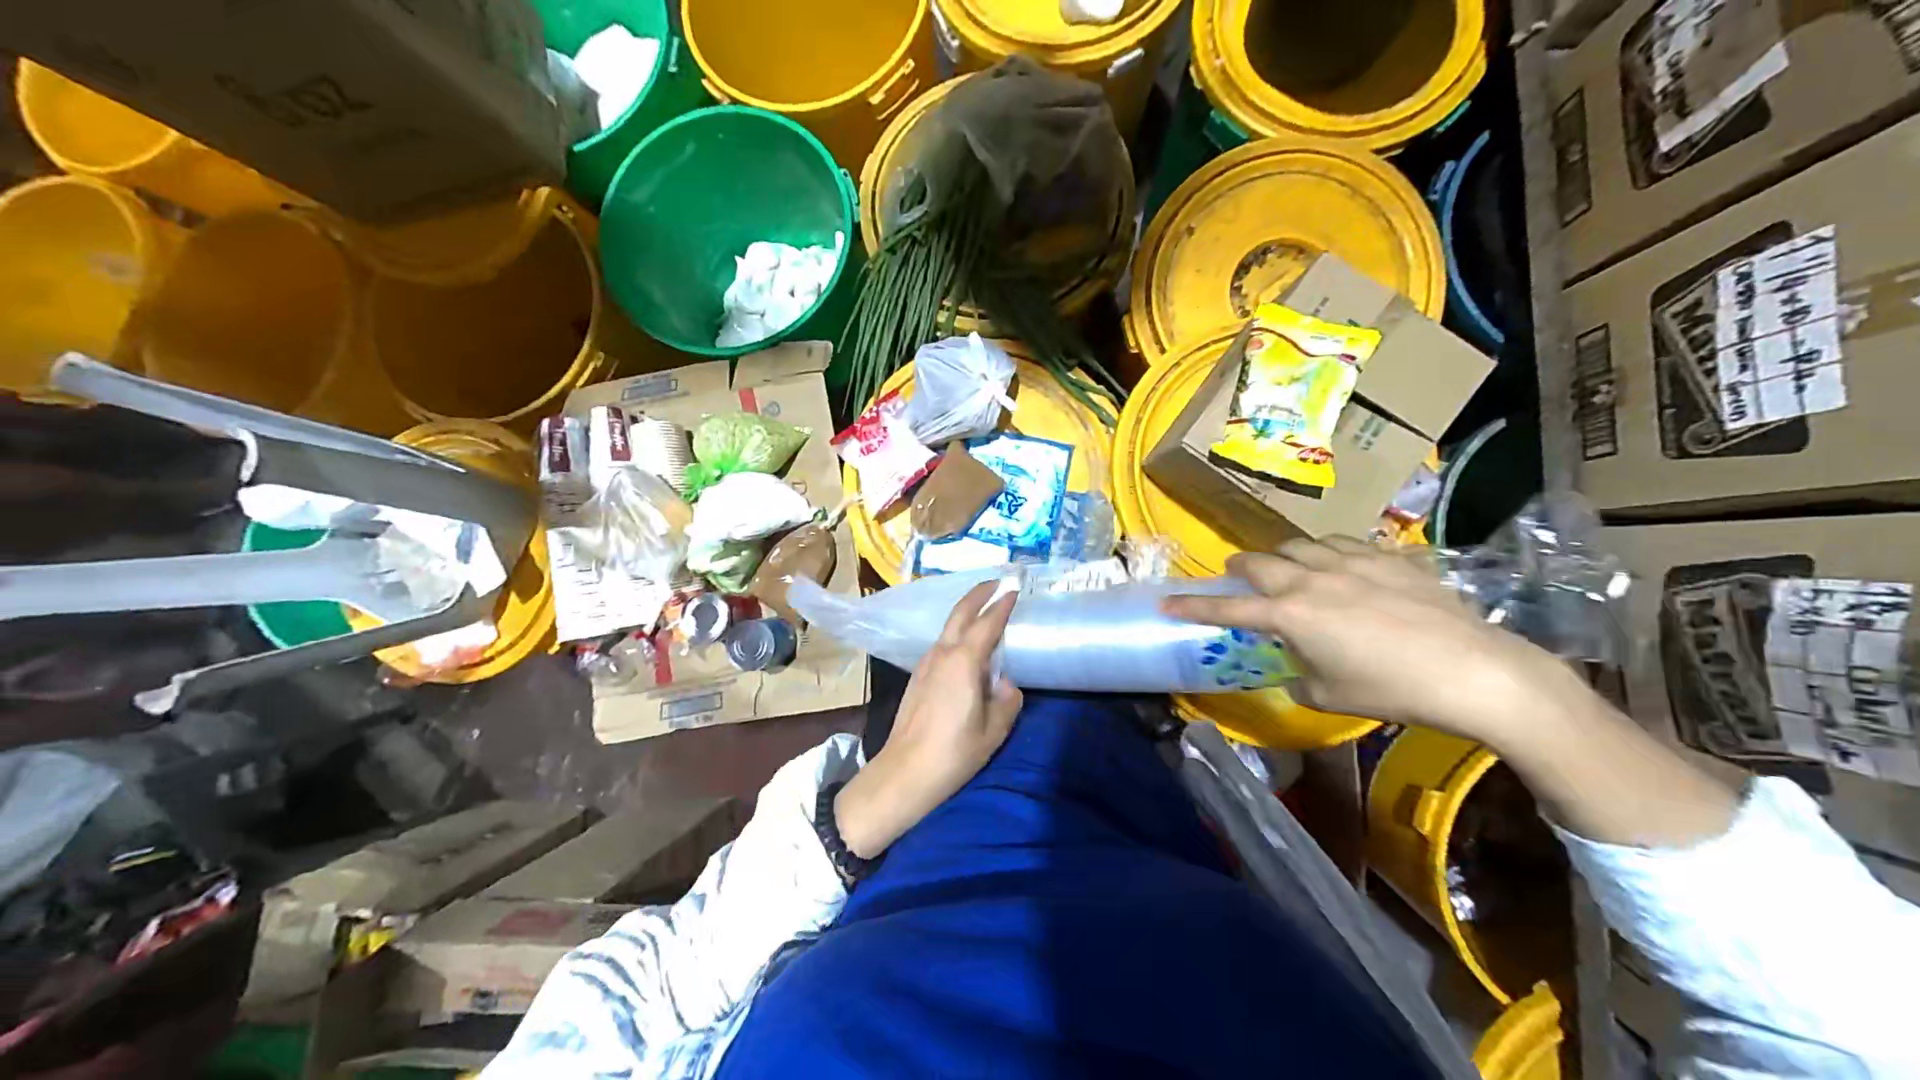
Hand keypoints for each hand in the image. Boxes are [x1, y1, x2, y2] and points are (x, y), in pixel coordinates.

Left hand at [835, 580, 1023, 858]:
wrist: (906, 771)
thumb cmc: (954, 751)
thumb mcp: (994, 729)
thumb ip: (1006, 700)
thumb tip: (1005, 684)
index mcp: (964, 661)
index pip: (987, 623)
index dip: (1002, 605)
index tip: (1015, 589)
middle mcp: (942, 654)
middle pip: (960, 613)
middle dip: (978, 594)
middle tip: (997, 583)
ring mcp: (926, 664)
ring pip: (948, 628)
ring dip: (966, 614)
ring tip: (985, 611)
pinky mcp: (918, 677)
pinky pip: (941, 645)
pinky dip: (957, 634)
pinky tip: (966, 647)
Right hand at [1162, 537, 1585, 748]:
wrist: (1475, 670)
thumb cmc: (1394, 690)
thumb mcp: (1332, 696)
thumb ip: (1300, 677)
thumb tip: (1297, 669)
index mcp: (1290, 615)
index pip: (1228, 606)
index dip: (1192, 605)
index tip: (1166, 602)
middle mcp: (1311, 579)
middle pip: (1259, 561)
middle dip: (1240, 568)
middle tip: (1237, 577)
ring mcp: (1351, 561)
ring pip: (1300, 544)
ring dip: (1284, 555)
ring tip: (1290, 568)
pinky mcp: (1388, 556)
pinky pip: (1344, 543)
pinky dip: (1328, 552)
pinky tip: (1341, 564)